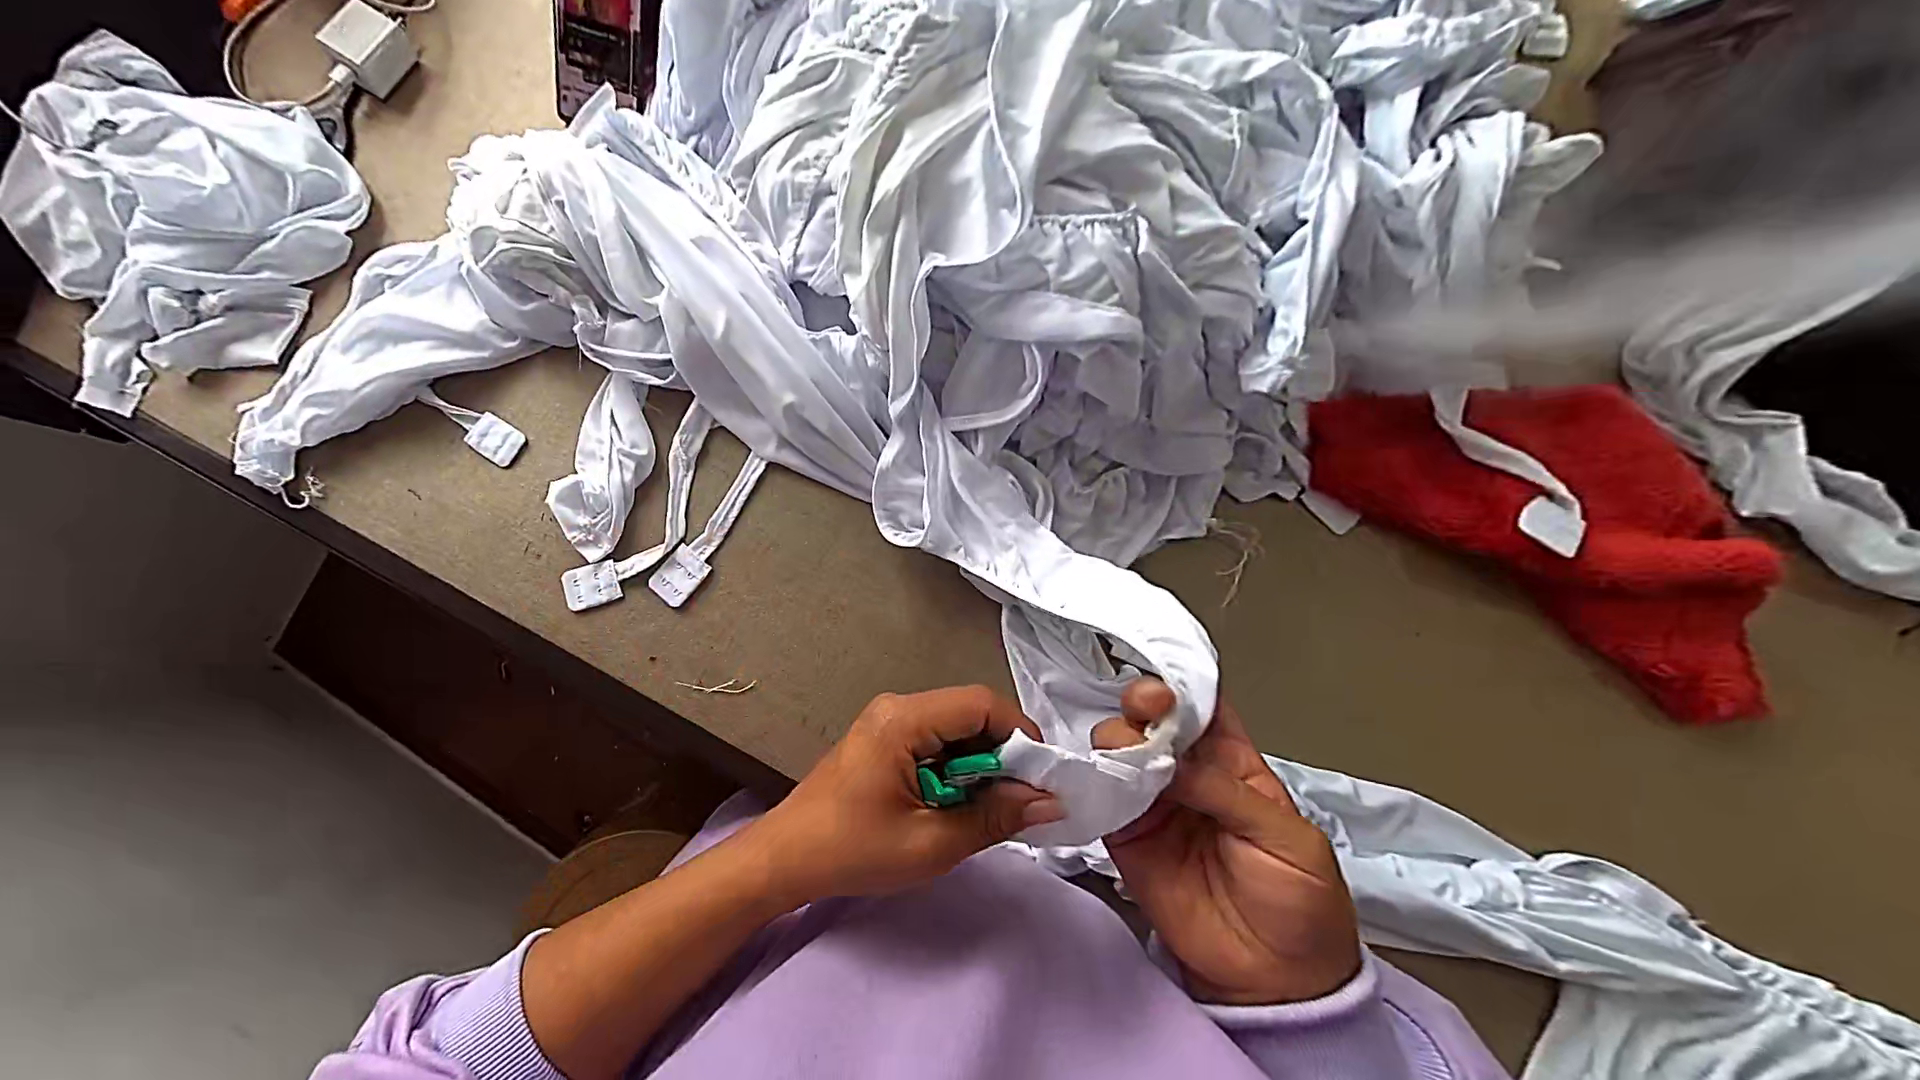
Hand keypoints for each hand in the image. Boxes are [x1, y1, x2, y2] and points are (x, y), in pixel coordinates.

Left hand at [746, 685, 1064, 904]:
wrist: (785, 859)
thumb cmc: (851, 851)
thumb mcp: (931, 843)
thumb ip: (994, 818)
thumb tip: (1049, 802)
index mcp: (903, 719)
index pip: (982, 704)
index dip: (1021, 735)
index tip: (1041, 777)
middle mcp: (898, 706)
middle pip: (972, 712)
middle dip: (1004, 752)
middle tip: (1020, 798)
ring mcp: (889, 719)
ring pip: (958, 726)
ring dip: (982, 762)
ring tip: (991, 805)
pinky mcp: (886, 737)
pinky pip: (938, 738)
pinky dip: (959, 766)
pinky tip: (960, 800)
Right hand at [1095, 680, 1360, 1004]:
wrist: (1272, 980)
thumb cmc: (1301, 902)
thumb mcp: (1286, 839)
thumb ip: (1227, 793)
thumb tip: (1170, 761)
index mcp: (1232, 763)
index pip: (1203, 709)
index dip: (1184, 687)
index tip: (1167, 681)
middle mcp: (1187, 772)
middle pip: (1153, 720)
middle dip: (1144, 703)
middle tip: (1145, 710)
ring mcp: (1152, 801)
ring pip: (1119, 748)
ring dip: (1116, 741)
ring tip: (1127, 759)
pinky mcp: (1124, 833)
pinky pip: (1100, 796)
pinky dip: (1092, 782)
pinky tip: (1096, 778)